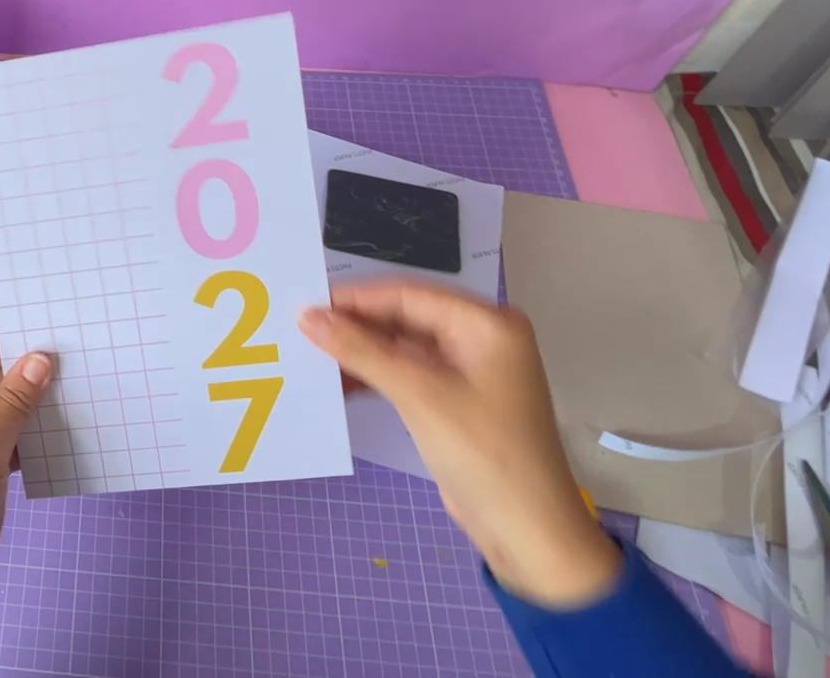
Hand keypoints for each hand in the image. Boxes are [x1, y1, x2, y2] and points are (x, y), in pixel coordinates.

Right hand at [300, 279, 621, 607]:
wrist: (528, 535)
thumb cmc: (482, 452)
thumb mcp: (417, 393)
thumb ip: (360, 350)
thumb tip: (307, 316)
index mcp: (485, 323)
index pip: (407, 295)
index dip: (354, 298)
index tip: (306, 303)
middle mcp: (478, 337)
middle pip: (403, 317)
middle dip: (354, 325)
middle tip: (302, 328)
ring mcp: (466, 369)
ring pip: (400, 345)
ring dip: (360, 351)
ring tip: (311, 353)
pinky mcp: (453, 398)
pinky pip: (405, 372)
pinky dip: (374, 375)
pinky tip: (338, 381)